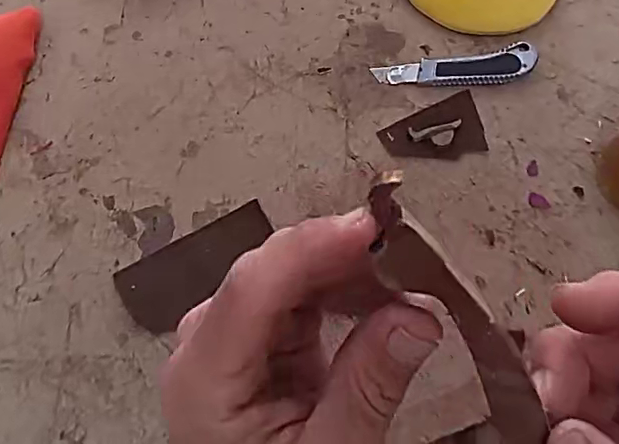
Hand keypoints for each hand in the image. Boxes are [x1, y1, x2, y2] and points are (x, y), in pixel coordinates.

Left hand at [160, 209, 443, 443]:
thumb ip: (368, 390)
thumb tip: (415, 317)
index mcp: (203, 376)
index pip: (254, 282)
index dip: (313, 244)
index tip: (370, 229)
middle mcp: (208, 339)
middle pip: (277, 267)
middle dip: (345, 253)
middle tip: (406, 257)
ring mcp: (233, 329)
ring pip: (296, 267)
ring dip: (352, 267)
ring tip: (401, 283)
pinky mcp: (261, 329)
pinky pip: (306, 285)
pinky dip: (346, 284)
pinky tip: (378, 294)